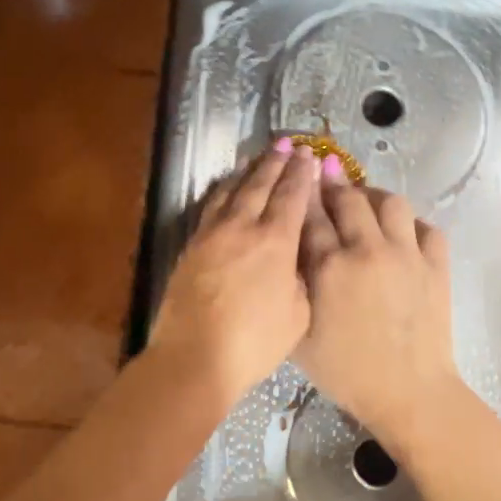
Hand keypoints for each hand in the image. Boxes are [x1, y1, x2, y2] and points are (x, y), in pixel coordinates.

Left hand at [150, 139, 319, 406]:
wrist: (195, 356)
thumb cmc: (255, 342)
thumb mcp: (298, 313)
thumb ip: (301, 276)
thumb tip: (296, 255)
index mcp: (276, 241)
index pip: (292, 196)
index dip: (302, 173)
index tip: (309, 155)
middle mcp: (242, 228)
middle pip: (260, 185)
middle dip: (276, 163)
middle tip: (286, 144)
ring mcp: (212, 235)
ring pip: (231, 192)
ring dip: (247, 172)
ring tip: (257, 158)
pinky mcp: (191, 248)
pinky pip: (211, 208)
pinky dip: (223, 192)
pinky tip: (227, 190)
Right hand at [296, 172, 461, 456]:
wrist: (408, 393)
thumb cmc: (345, 372)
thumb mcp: (299, 336)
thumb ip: (291, 291)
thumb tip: (286, 260)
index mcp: (329, 267)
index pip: (309, 216)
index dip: (300, 193)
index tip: (294, 176)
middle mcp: (367, 249)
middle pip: (348, 199)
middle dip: (332, 183)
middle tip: (325, 176)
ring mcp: (407, 255)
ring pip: (391, 203)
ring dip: (373, 196)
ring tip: (364, 201)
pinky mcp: (437, 266)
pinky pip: (426, 227)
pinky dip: (411, 224)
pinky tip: (400, 232)